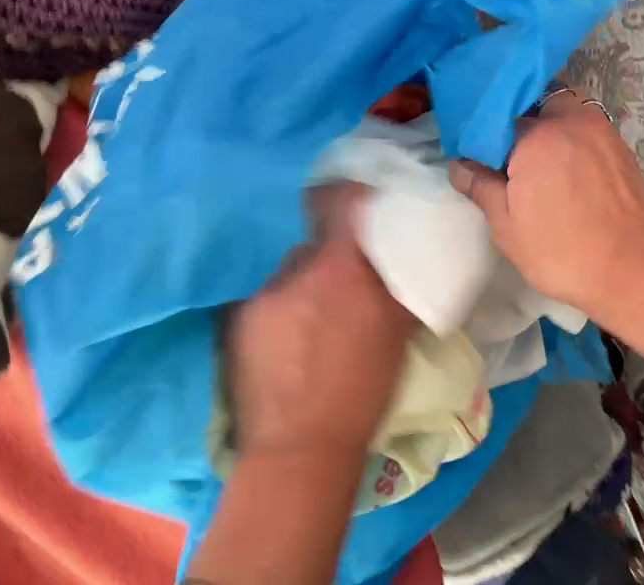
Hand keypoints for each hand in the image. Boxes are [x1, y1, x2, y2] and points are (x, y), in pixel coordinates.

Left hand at [225, 182, 415, 459]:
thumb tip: (408, 253)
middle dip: (331, 255)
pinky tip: (286, 341)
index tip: (360, 202)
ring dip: (304, 284)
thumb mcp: (398, 329)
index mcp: (343, 265)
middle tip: (343, 282)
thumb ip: (399, 283)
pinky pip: (266, 297)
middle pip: (315, 240)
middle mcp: (298, 268)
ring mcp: (262, 293)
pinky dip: (280, 309)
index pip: (341, 198)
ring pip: (290, 272)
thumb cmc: (364, 389)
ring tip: (312, 320)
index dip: (350, 194)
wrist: (300, 449)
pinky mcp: (235, 318)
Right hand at [448, 90, 643, 310]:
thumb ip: (481, 186)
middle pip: (536, 102)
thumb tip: (459, 164)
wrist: (633, 269)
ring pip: (566, 110)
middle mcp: (572, 120)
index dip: (484, 136)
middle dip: (520, 119)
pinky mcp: (621, 146)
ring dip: (550, 124)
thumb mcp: (507, 226)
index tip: (477, 156)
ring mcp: (602, 130)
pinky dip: (573, 137)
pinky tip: (566, 169)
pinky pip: (588, 127)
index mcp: (538, 135)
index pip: (498, 118)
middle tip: (508, 154)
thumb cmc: (562, 251)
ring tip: (538, 161)